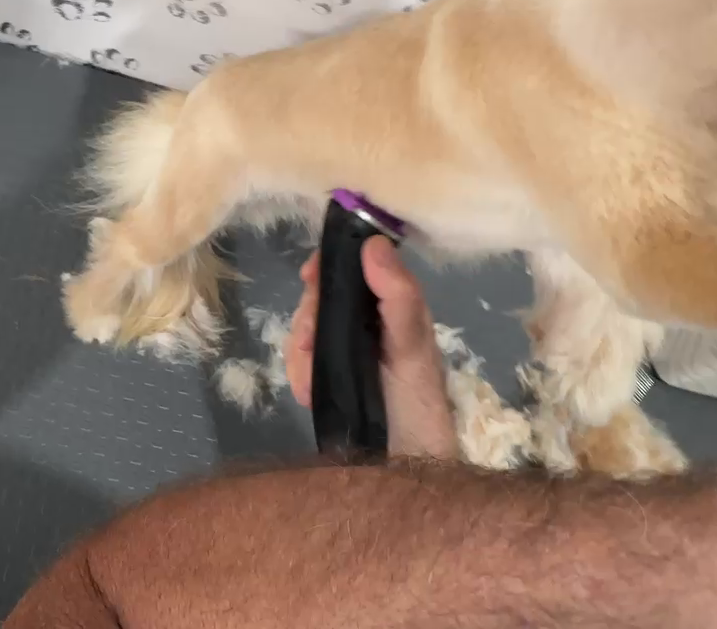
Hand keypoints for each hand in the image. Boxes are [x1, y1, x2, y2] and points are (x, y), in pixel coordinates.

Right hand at [285, 236, 459, 458]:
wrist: (403, 474)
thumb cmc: (419, 409)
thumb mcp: (413, 349)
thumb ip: (399, 298)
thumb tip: (373, 242)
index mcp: (392, 306)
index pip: (355, 264)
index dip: (329, 263)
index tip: (309, 274)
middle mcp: (367, 321)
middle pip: (321, 294)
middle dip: (309, 316)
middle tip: (310, 342)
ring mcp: (344, 348)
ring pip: (304, 326)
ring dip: (301, 351)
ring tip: (313, 380)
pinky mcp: (327, 375)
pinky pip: (297, 358)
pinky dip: (298, 372)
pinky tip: (310, 392)